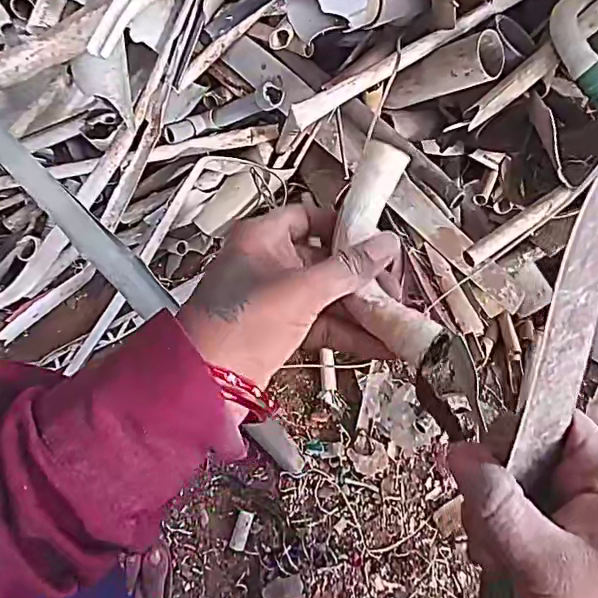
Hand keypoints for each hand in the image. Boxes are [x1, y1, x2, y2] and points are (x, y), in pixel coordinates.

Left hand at [177, 205, 400, 388]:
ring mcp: (274, 297)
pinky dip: (346, 332)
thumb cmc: (233, 327)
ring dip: (359, 309)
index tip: (374, 240)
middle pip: (325, 260)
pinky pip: (321, 322)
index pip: (310, 217)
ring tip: (391, 318)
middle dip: (361, 278)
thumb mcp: (300, 290)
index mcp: (262, 238)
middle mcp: (267, 263)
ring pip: (326, 295)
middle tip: (390, 288)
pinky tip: (375, 341)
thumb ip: (346, 269)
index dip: (344, 228)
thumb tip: (380, 247)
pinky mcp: (279, 327)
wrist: (206, 380)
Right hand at [442, 413, 597, 597]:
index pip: (553, 421)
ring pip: (512, 482)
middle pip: (525, 451)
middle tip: (489, 533)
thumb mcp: (545, 565)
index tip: (481, 471)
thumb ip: (498, 505)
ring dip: (491, 515)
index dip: (512, 435)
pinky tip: (499, 562)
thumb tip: (455, 451)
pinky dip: (497, 532)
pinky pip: (514, 511)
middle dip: (495, 488)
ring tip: (496, 556)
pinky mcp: (561, 536)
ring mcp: (580, 512)